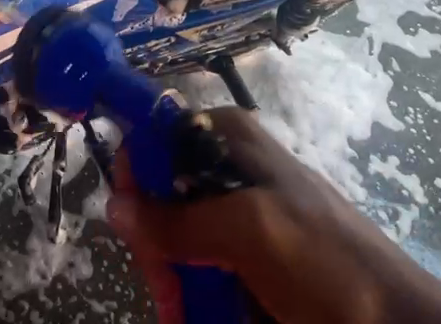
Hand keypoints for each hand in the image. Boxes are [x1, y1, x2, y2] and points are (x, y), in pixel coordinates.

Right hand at [106, 108, 440, 323]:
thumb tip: (113, 206)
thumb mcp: (250, 233)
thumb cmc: (327, 265)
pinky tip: (196, 315)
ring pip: (174, 236)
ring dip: (172, 278)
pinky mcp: (248, 256)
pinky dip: (192, 293)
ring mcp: (238, 214)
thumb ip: (178, 221)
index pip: (153, 135)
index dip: (134, 179)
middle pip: (158, 193)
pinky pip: (200, 265)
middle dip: (155, 245)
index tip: (134, 228)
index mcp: (228, 139)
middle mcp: (227, 167)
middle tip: (169, 292)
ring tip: (183, 315)